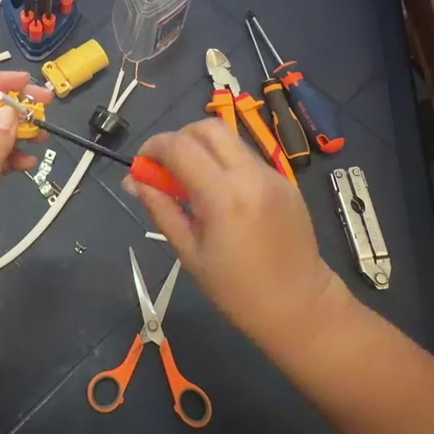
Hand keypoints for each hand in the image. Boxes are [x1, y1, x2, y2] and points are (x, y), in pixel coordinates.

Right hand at [123, 119, 354, 347]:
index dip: (153, 147)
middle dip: (179, 138)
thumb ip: (160, 208)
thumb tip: (132, 180)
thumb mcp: (188, 252)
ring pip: (229, 139)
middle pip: (207, 127)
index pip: (180, 146)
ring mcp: (273, 175)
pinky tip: (220, 195)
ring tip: (192, 183)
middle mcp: (251, 175)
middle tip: (166, 167)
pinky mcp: (285, 181)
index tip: (142, 165)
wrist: (300, 305)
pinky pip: (246, 157)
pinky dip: (224, 163)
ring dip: (202, 149)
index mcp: (224, 196)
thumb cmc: (236, 289)